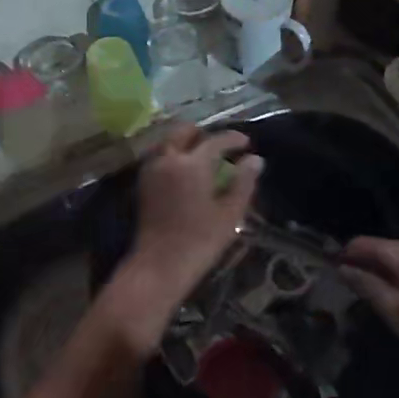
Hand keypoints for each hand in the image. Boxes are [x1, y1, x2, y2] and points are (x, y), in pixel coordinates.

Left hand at [106, 125, 262, 349]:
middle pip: (183, 132)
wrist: (159, 265)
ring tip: (203, 157)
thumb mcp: (230, 213)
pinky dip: (172, 154)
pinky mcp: (143, 184)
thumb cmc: (200, 241)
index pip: (215, 140)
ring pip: (167, 142)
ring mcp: (151, 170)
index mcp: (192, 164)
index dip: (233, 139)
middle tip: (221, 147)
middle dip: (203, 133)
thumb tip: (255, 159)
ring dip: (185, 142)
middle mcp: (168, 159)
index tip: (246, 143)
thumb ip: (243, 182)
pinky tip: (185, 171)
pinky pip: (158, 157)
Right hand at [340, 238, 398, 364]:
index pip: (363, 243)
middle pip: (386, 250)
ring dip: (392, 274)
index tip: (331, 270)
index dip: (345, 254)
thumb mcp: (396, 310)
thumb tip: (343, 268)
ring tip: (386, 300)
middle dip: (368, 266)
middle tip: (357, 291)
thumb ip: (367, 286)